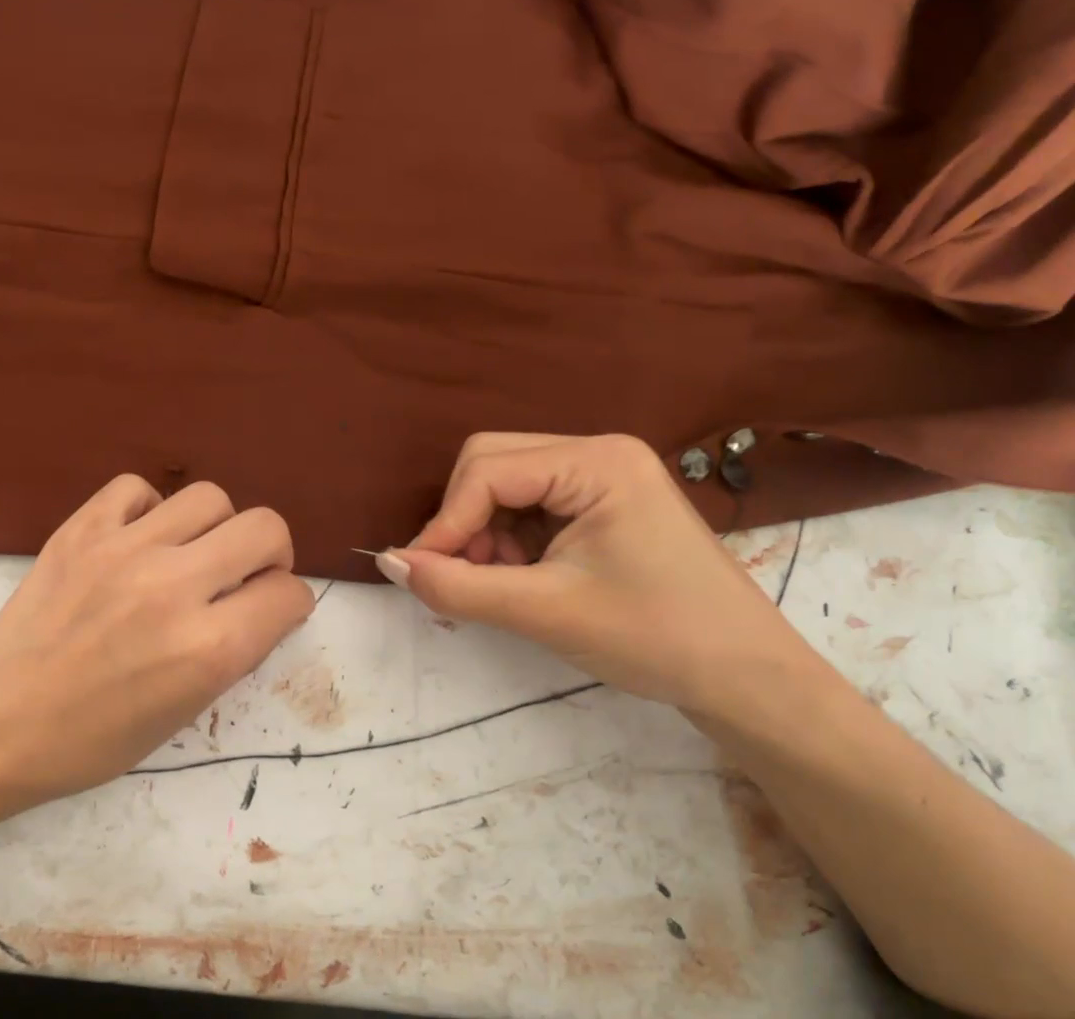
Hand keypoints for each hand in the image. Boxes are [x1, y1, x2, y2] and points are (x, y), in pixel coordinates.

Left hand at [0, 476, 315, 811]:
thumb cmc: (93, 739)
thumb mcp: (184, 711)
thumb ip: (231, 651)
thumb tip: (258, 603)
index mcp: (208, 649)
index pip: (288, 594)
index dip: (287, 604)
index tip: (269, 612)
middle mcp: (174, 587)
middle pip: (265, 527)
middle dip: (270, 553)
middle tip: (243, 575)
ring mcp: (124, 549)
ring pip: (209, 496)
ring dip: (214, 527)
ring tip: (188, 554)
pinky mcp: (81, 529)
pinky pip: (137, 489)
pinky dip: (149, 510)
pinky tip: (136, 541)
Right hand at [380, 433, 813, 715]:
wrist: (749, 680)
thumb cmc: (655, 638)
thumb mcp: (544, 613)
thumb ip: (456, 586)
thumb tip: (386, 562)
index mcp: (596, 462)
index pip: (486, 472)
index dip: (446, 523)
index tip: (423, 576)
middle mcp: (598, 453)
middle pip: (490, 464)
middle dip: (464, 521)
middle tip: (465, 578)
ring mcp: (603, 477)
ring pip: (503, 486)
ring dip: (483, 534)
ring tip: (498, 586)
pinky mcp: (602, 505)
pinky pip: (527, 505)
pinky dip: (506, 541)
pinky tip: (520, 579)